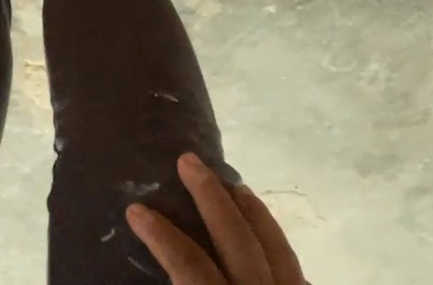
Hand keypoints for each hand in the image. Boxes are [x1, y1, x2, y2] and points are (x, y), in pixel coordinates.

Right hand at [126, 153, 306, 284]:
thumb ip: (180, 282)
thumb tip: (152, 265)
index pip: (189, 264)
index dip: (161, 236)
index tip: (135, 210)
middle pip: (238, 239)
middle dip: (211, 196)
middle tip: (187, 160)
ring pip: (277, 248)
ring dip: (253, 212)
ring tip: (233, 184)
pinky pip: (297, 269)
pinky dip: (277, 243)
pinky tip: (266, 234)